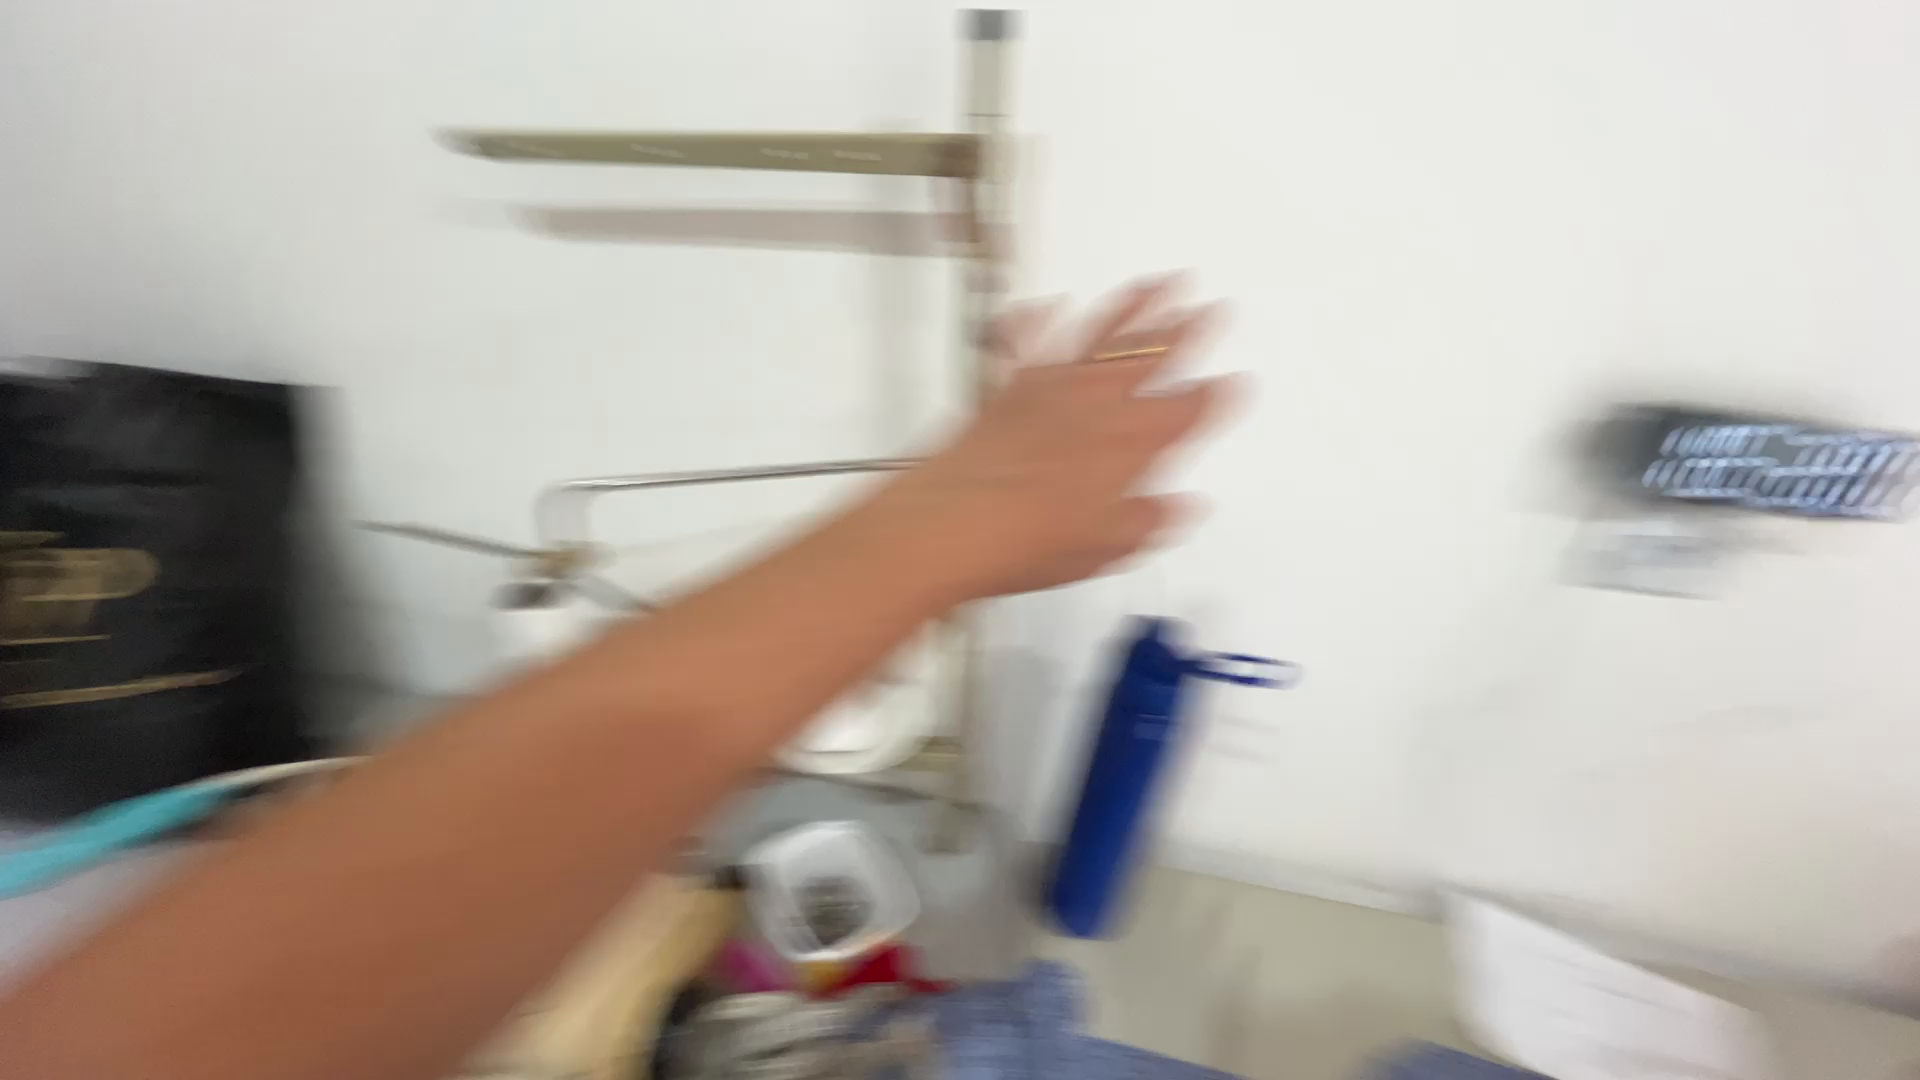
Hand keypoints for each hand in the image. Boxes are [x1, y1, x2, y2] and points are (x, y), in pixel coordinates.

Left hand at [883, 275, 1242, 599]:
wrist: (952, 524)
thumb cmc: (1030, 542)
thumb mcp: (1104, 549)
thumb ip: (1146, 521)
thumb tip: (1180, 508)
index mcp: (1131, 446)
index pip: (1185, 412)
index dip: (1213, 396)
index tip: (1234, 380)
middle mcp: (1097, 406)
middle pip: (1152, 359)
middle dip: (1185, 330)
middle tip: (1208, 304)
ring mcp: (1052, 390)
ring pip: (1101, 337)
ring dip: (1133, 308)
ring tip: (1157, 283)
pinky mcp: (1008, 389)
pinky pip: (1029, 343)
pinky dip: (1040, 319)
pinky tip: (1050, 302)